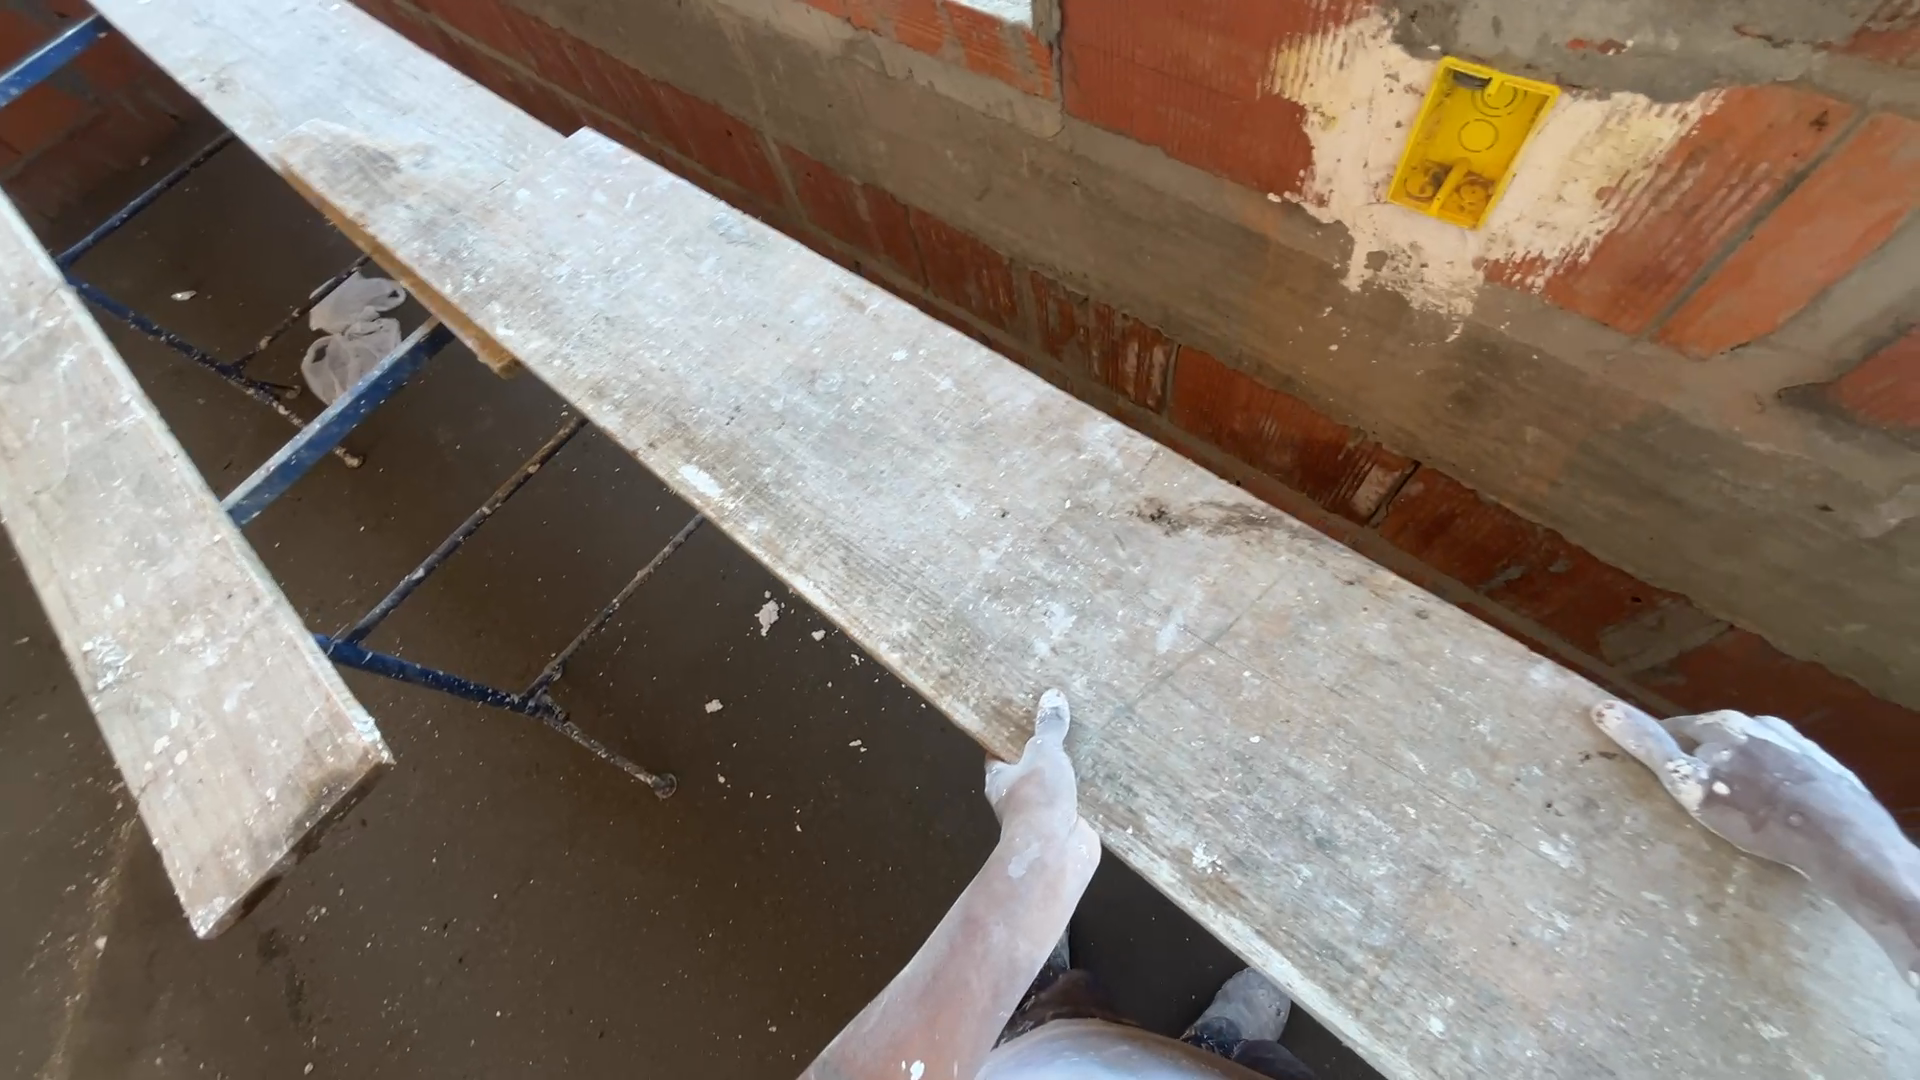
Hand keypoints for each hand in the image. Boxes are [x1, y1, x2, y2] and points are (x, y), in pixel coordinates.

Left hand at [985, 689, 1080, 844]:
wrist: (1056, 851)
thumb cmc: (1037, 798)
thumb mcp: (1043, 752)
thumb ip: (1048, 728)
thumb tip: (1052, 697)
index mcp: (1000, 778)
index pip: (997, 753)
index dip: (1006, 737)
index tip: (1019, 719)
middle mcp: (1018, 796)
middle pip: (1028, 768)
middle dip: (1042, 753)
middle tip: (1059, 727)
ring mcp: (1042, 813)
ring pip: (1054, 786)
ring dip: (1067, 773)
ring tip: (1086, 745)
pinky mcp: (1067, 824)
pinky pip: (1077, 801)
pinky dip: (1087, 790)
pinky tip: (1103, 774)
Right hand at [1593, 700, 1919, 991]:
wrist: (1848, 845)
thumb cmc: (1755, 813)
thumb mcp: (1686, 780)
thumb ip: (1645, 743)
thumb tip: (1600, 706)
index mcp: (1722, 723)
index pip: (1674, 729)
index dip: (1663, 752)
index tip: (1661, 778)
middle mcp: (1762, 724)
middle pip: (1716, 740)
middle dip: (1704, 761)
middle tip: (1700, 796)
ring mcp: (1802, 747)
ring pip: (1754, 754)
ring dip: (1742, 772)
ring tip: (1740, 806)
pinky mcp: (1834, 773)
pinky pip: (1789, 772)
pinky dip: (1778, 785)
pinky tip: (1778, 811)